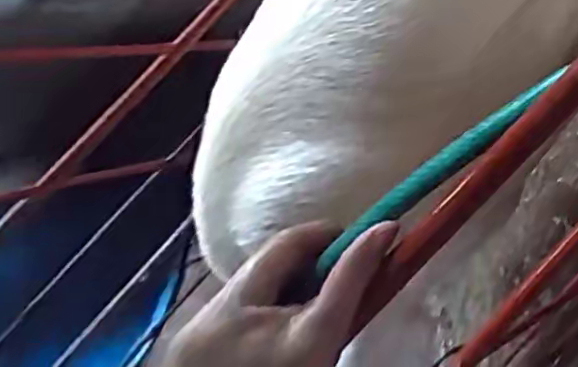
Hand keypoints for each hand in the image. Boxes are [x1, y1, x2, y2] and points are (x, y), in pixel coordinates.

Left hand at [159, 221, 395, 366]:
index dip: (330, 235)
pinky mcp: (193, 362)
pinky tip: (288, 338)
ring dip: (295, 290)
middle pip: (270, 265)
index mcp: (225, 307)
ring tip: (318, 315)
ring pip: (258, 291)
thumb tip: (387, 225)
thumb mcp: (323, 332)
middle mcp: (199, 318)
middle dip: (314, 267)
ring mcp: (190, 344)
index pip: (287, 241)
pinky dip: (274, 314)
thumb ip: (354, 274)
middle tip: (342, 287)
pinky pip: (242, 317)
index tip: (360, 253)